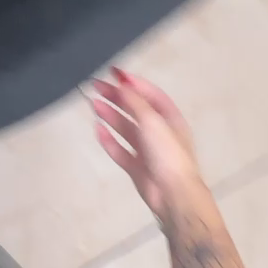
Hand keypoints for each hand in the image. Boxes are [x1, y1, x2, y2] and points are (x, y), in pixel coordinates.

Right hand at [91, 69, 204, 221]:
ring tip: (93, 103)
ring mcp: (148, 150)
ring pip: (126, 128)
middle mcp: (159, 132)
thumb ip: (135, 100)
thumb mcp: (152, 120)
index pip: (151, 94)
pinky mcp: (137, 166)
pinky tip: (97, 129)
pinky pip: (120, 149)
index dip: (133, 82)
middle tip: (96, 86)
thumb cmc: (167, 153)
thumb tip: (122, 82)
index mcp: (170, 119)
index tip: (113, 73)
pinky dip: (109, 139)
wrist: (174, 195)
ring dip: (111, 115)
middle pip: (135, 109)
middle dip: (117, 97)